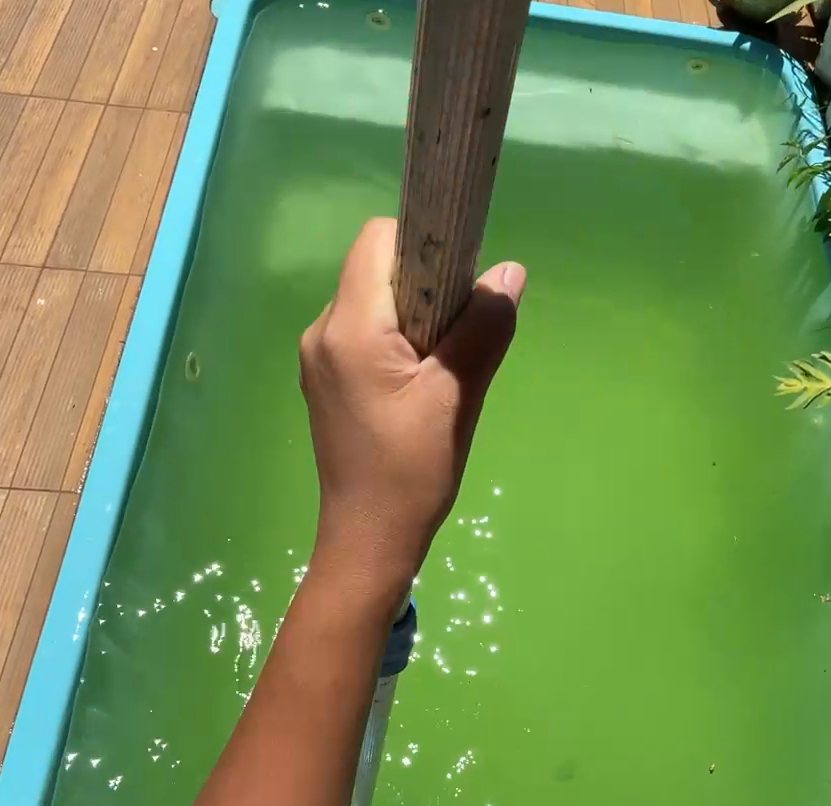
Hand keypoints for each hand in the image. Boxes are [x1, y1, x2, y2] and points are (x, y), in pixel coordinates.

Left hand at [299, 217, 525, 591]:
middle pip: (376, 271)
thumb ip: (483, 330)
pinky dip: (400, 346)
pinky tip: (423, 389)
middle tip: (461, 337)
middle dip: (427, 288)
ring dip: (416, 321)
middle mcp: (322, 332)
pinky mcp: (329, 384)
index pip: (380, 240)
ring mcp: (320, 360)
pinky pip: (366, 339)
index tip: (462, 281)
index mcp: (348, 328)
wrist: (369, 540)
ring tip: (445, 371)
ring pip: (374, 306)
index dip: (426, 244)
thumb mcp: (456, 398)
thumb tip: (510, 273)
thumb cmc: (411, 472)